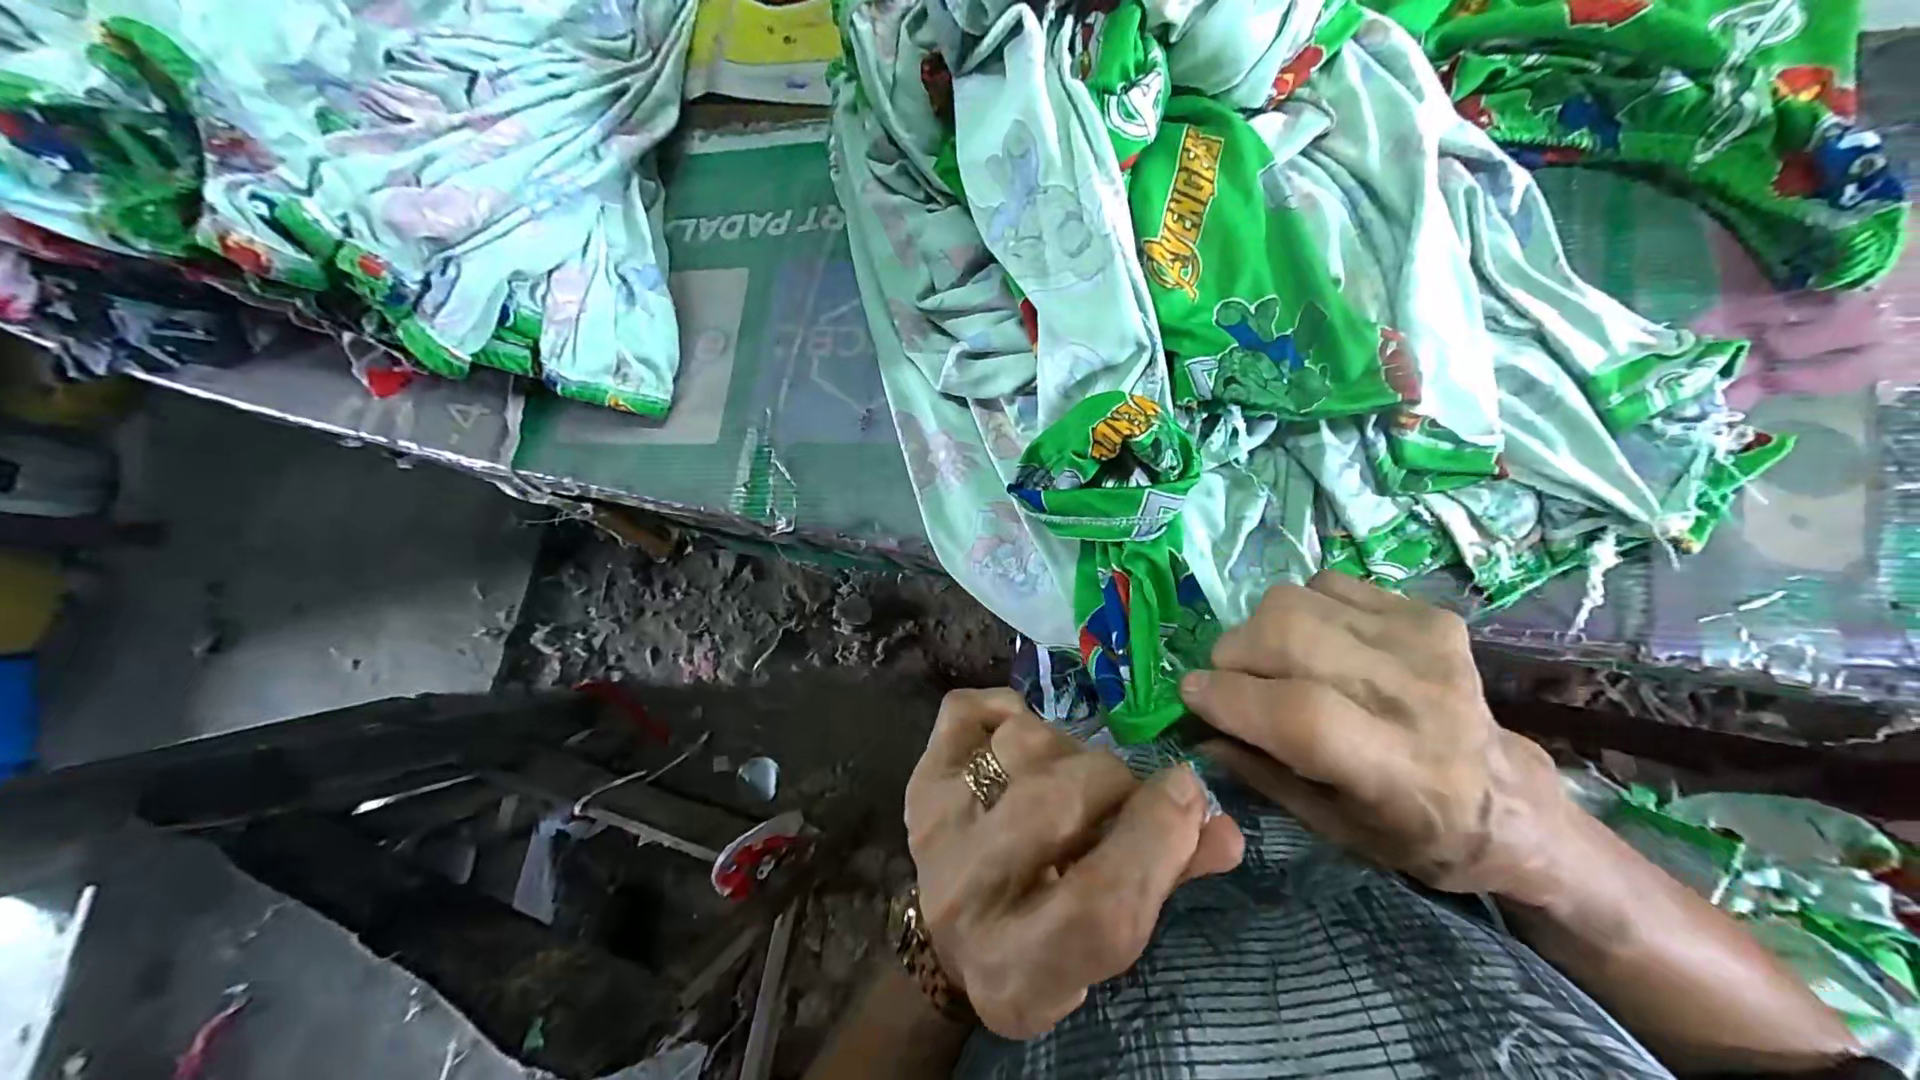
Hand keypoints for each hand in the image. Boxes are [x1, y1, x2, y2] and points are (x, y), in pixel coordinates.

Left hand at [904, 689, 1243, 1038]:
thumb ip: (1165, 880)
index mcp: (1020, 969)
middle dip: (1117, 783)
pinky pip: (968, 710)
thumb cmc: (1044, 942)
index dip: (1156, 840)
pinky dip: (1007, 710)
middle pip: (1058, 803)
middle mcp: (966, 895)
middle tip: (1128, 790)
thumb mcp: (1107, 940)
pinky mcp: (918, 779)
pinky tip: (1022, 743)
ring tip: (1076, 774)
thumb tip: (1222, 825)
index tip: (1190, 795)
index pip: (1100, 905)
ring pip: (1021, 744)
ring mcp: (934, 827)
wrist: (948, 935)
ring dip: (1069, 748)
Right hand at [1180, 571, 1570, 902]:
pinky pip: (1327, 584)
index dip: (1229, 697)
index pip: (1300, 713)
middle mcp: (1415, 696)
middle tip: (1229, 681)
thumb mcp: (1331, 828)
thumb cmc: (1412, 832)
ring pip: (1296, 600)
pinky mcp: (1426, 614)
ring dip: (1260, 629)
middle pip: (1289, 635)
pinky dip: (1301, 608)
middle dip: (1232, 655)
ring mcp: (1424, 644)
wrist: (1509, 801)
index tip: (1190, 695)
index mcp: (1399, 768)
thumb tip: (1197, 727)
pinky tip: (1314, 642)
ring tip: (1270, 661)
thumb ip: (1260, 773)